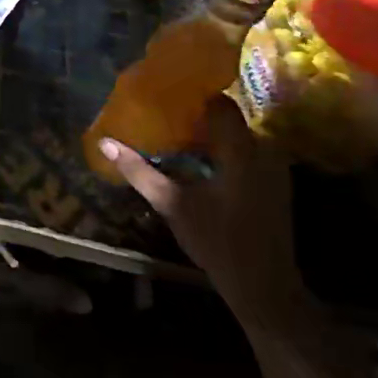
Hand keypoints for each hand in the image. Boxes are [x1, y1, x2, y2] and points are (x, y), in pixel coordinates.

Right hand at [98, 98, 302, 317]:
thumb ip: (139, 170)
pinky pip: (245, 154)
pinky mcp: (273, 185)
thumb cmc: (217, 240)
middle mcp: (264, 152)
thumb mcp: (171, 204)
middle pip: (228, 119)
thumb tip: (104, 142)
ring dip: (207, 135)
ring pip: (236, 137)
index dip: (193, 94)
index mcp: (242, 151)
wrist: (263, 284)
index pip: (221, 104)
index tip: (164, 92)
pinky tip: (194, 162)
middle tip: (160, 114)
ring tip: (172, 135)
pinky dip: (220, 152)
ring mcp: (273, 169)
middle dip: (194, 115)